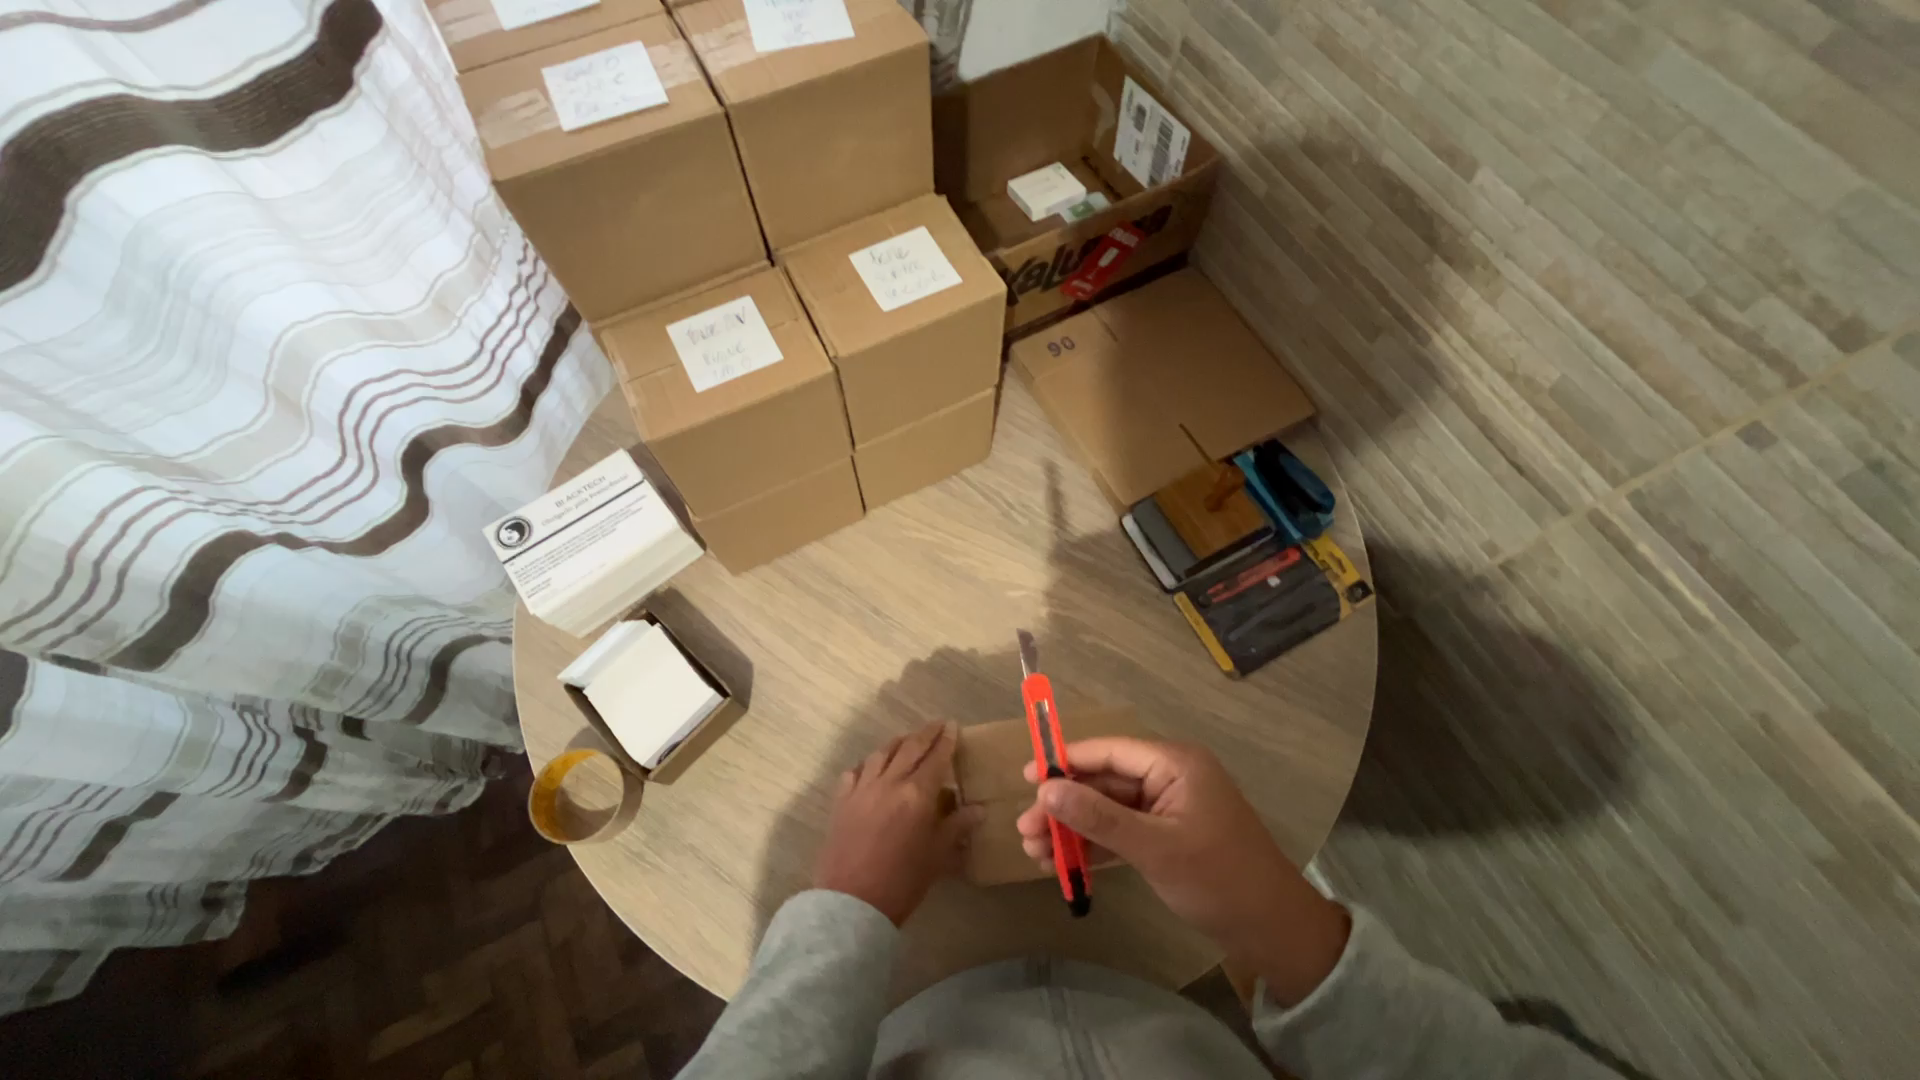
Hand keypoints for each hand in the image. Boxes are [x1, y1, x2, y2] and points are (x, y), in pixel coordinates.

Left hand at [814, 722, 983, 925]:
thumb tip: (979, 809)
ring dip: (897, 743)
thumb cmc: (902, 882)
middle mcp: (890, 782)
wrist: (852, 902)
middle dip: (924, 734)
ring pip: (881, 754)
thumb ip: (957, 826)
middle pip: (909, 748)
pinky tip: (871, 768)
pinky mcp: (841, 801)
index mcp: (917, 794)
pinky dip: (868, 764)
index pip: (936, 758)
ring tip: (906, 740)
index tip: (952, 726)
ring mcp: (862, 789)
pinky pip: (855, 772)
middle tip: (936, 725)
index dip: (946, 741)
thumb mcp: (938, 856)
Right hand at [1017, 737, 1349, 1004]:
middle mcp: (1170, 777)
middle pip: (1104, 782)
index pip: (1109, 751)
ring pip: (1109, 810)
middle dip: (1064, 806)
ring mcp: (1169, 808)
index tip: (1026, 777)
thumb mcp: (1154, 847)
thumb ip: (1099, 817)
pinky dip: (1096, 846)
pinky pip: (1122, 832)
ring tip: (1035, 853)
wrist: (1273, 930)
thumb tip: (1046, 791)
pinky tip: (1064, 863)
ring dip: (1074, 829)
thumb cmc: (1217, 878)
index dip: (1066, 763)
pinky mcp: (1168, 836)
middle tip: (1024, 830)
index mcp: (1174, 764)